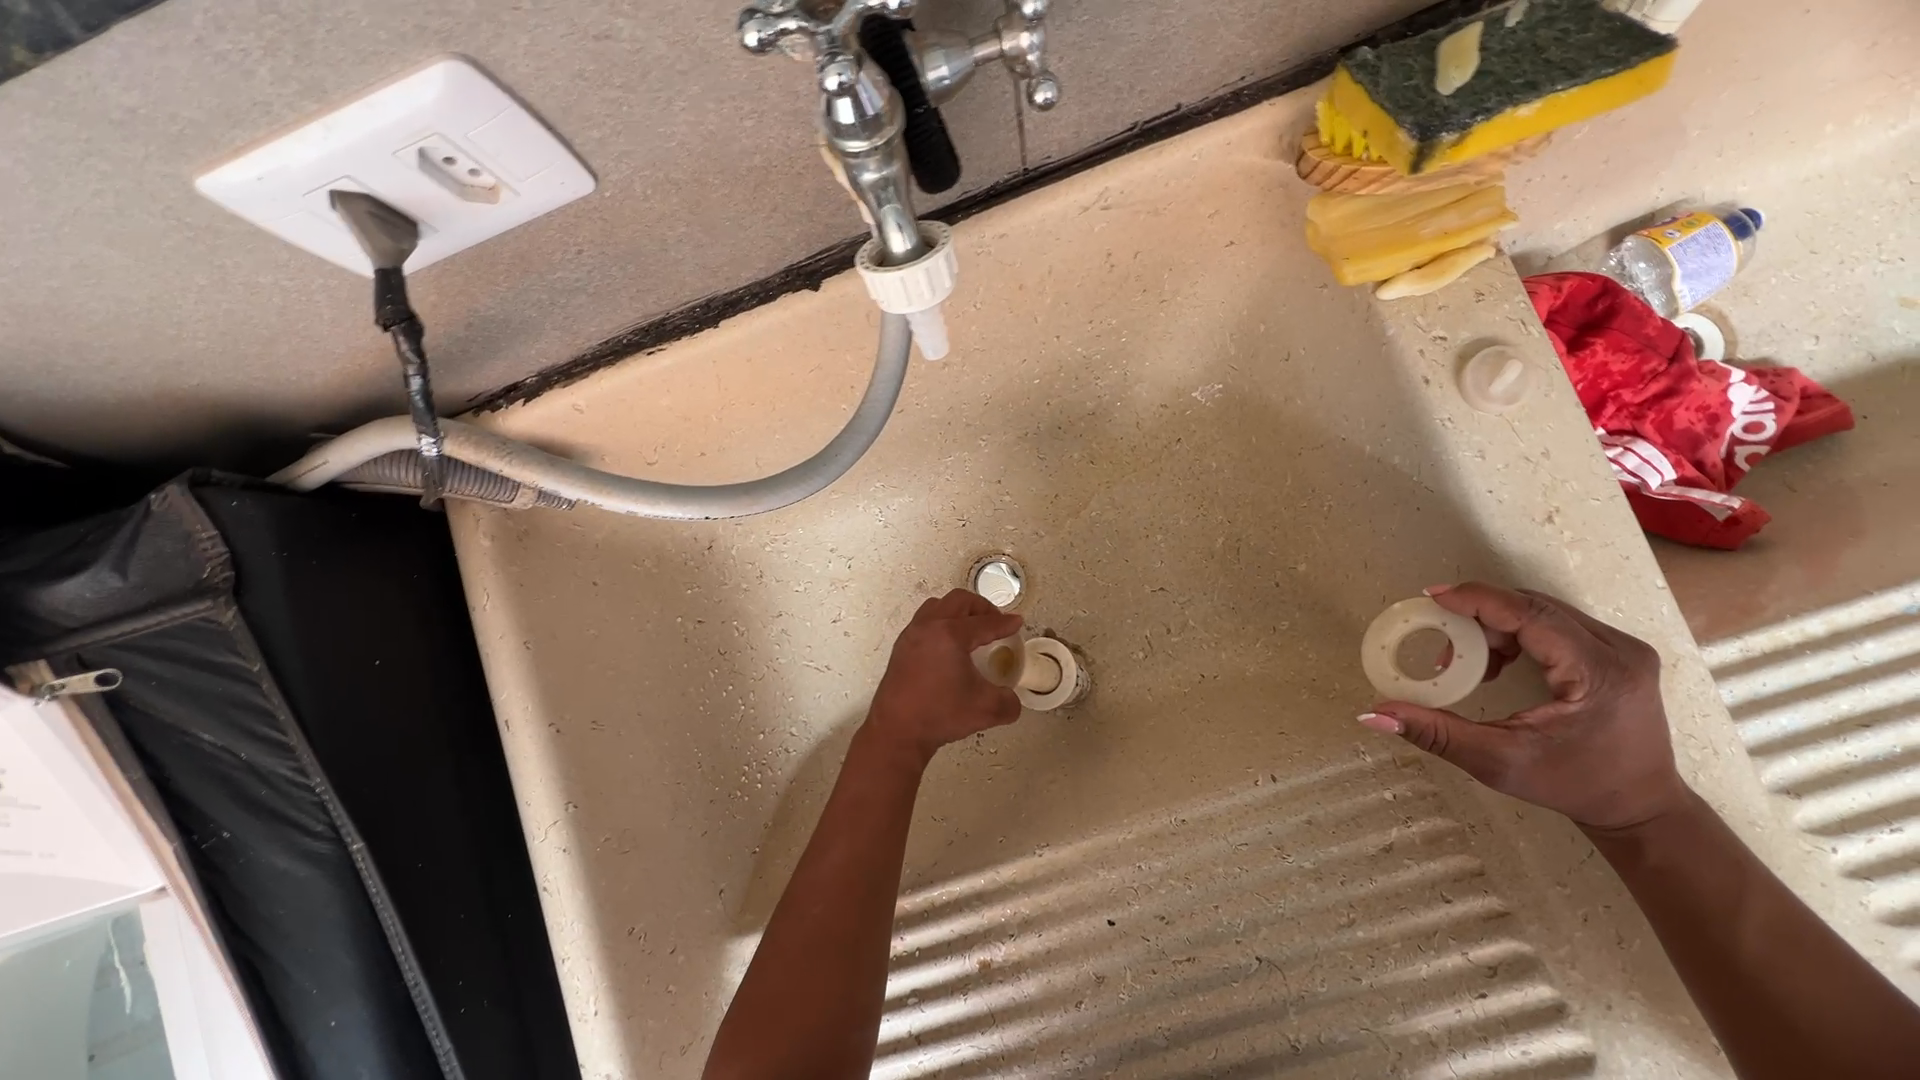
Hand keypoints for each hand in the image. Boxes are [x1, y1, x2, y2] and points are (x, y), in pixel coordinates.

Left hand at [865, 589, 1024, 767]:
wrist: (897, 731)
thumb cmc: (940, 716)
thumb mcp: (987, 710)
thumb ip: (1009, 701)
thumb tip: (1010, 699)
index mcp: (950, 635)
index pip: (985, 623)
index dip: (1005, 623)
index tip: (1016, 623)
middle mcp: (928, 627)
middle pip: (959, 601)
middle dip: (982, 608)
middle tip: (995, 622)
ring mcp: (911, 635)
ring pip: (938, 606)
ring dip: (958, 611)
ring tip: (971, 628)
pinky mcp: (901, 648)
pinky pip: (924, 622)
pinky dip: (941, 623)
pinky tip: (949, 645)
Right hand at [1360, 582, 1691, 831]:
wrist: (1639, 808)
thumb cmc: (1573, 787)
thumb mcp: (1497, 761)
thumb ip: (1434, 732)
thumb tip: (1373, 715)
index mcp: (1598, 673)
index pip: (1529, 614)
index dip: (1476, 600)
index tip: (1432, 598)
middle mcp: (1619, 650)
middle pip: (1534, 606)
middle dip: (1479, 616)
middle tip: (1441, 641)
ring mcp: (1623, 649)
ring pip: (1543, 611)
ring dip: (1496, 625)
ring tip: (1467, 660)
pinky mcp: (1618, 654)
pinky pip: (1556, 624)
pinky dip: (1517, 633)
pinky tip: (1497, 662)